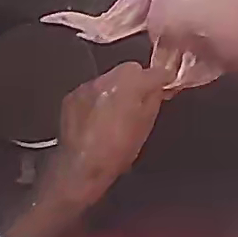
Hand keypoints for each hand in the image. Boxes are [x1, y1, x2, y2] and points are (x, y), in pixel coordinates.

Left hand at [39, 55, 181, 211]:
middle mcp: (107, 79)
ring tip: (116, 111)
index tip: (165, 85)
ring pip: (109, 77)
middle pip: (130, 68)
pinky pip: (91, 89)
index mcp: (130, 85)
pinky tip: (98, 117)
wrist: (81, 168)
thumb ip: (154, 100)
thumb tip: (158, 88)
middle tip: (138, 100)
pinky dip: (98, 97)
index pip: (154, 71)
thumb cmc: (117, 151)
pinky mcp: (72, 96)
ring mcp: (87, 86)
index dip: (162, 79)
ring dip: (116, 88)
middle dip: (137, 80)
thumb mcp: (145, 127)